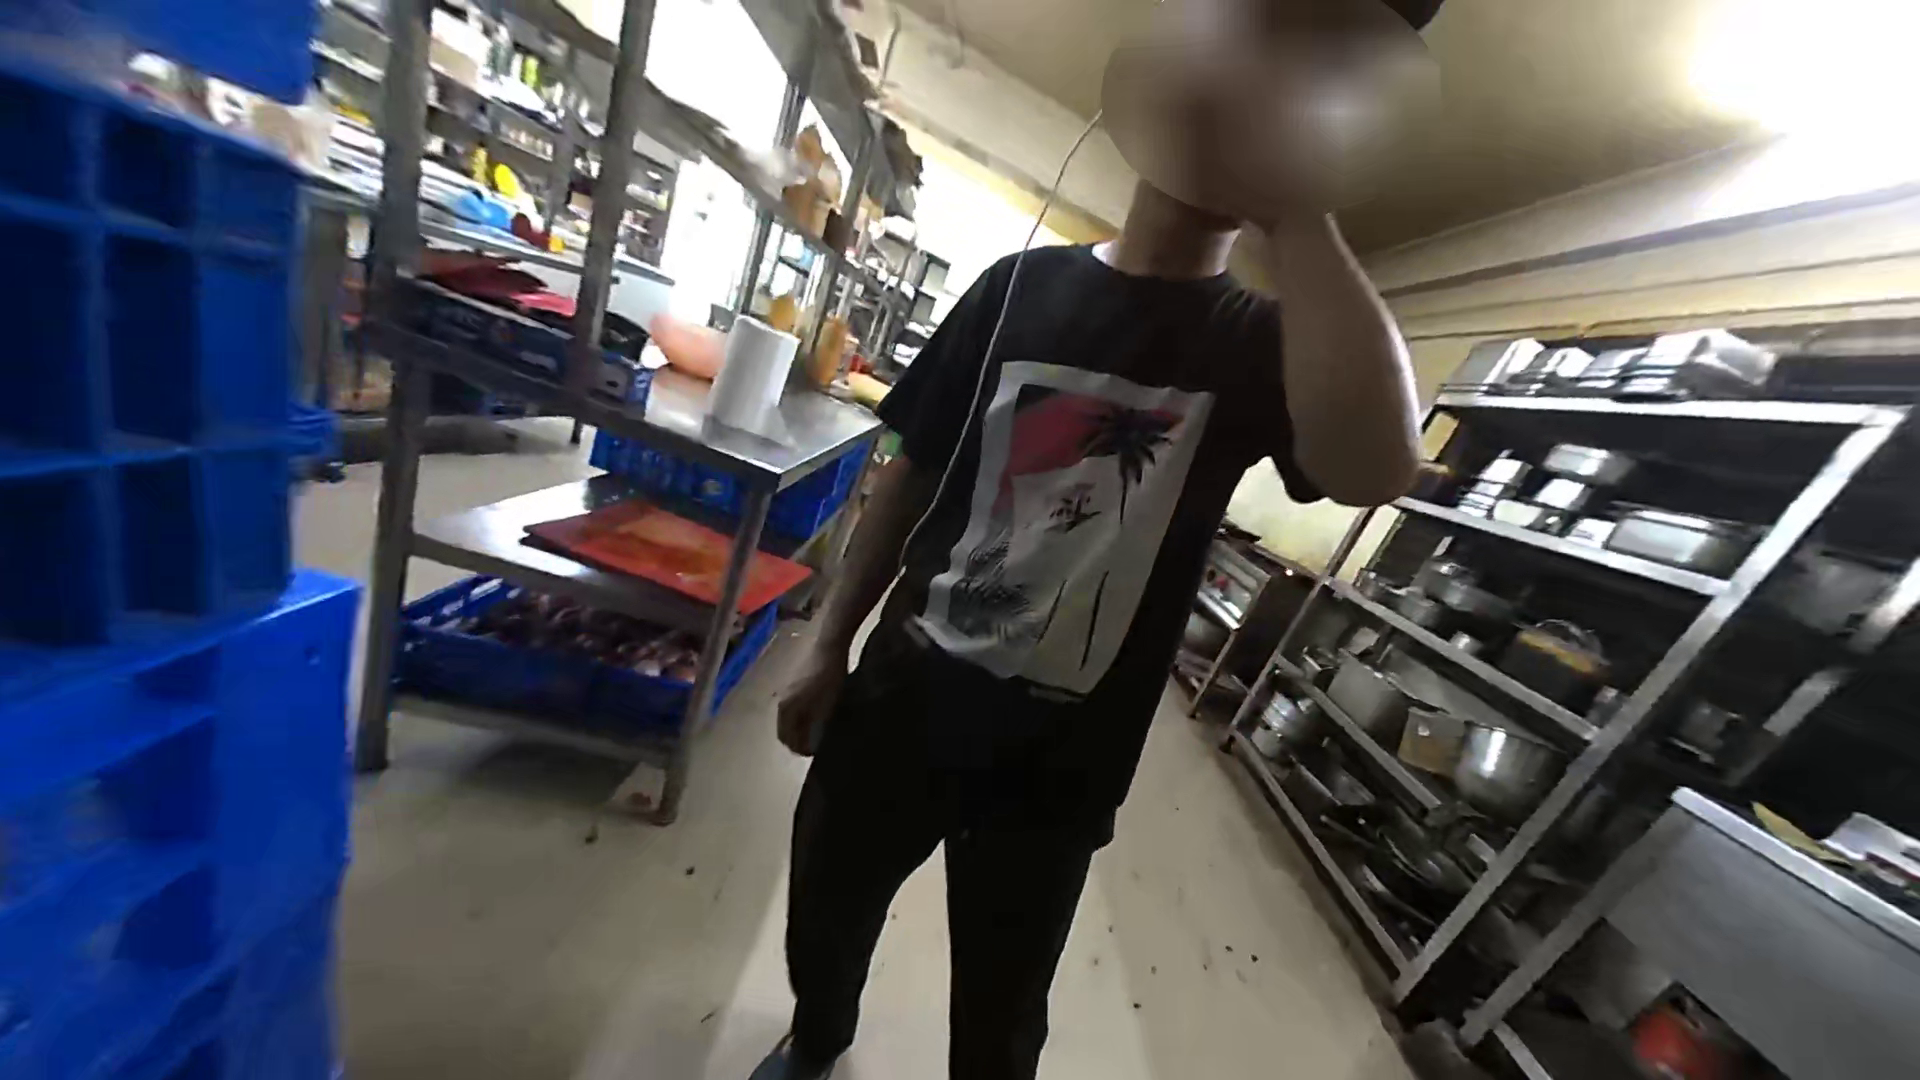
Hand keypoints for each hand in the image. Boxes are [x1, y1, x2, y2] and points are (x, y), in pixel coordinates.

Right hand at [776, 648, 845, 756]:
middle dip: (793, 740)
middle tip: (809, 747)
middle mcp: (782, 700)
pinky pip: (790, 706)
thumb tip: (808, 745)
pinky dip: (795, 716)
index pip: (787, 737)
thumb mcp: (826, 705)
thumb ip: (815, 726)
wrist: (829, 646)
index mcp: (788, 708)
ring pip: (785, 717)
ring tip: (810, 732)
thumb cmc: (830, 677)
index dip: (798, 748)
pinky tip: (809, 714)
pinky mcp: (793, 682)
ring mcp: (786, 690)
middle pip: (783, 729)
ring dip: (794, 728)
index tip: (811, 754)